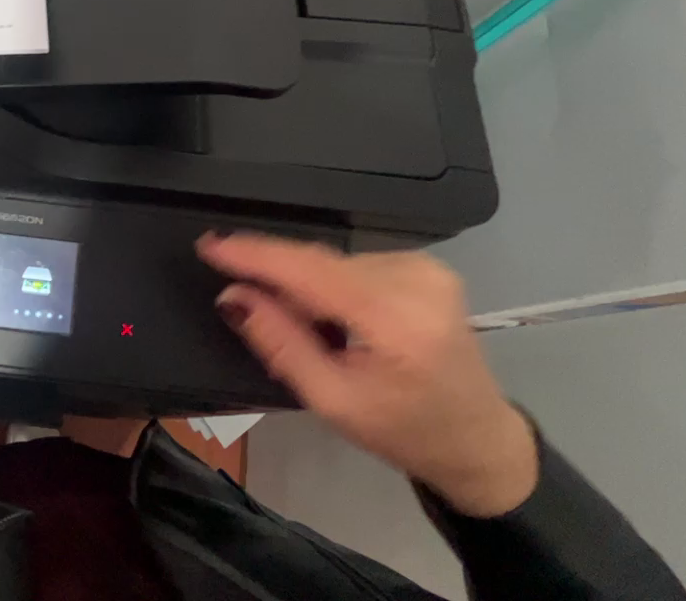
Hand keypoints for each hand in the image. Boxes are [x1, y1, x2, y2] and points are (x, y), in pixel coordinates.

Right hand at [199, 233, 537, 517]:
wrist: (477, 440)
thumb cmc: (403, 431)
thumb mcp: (331, 400)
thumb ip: (279, 341)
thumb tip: (232, 294)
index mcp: (397, 321)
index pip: (310, 271)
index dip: (255, 255)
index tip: (209, 244)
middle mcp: (416, 281)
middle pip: (319, 263)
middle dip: (276, 277)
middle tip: (244, 300)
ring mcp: (426, 268)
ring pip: (331, 261)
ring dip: (303, 283)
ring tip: (301, 323)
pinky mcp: (426, 265)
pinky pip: (352, 262)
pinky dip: (328, 282)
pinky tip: (331, 313)